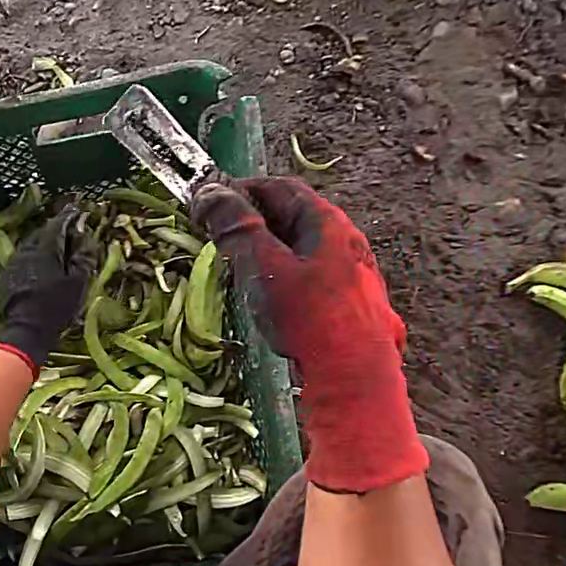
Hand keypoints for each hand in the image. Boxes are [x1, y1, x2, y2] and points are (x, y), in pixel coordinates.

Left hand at [0, 206, 96, 370]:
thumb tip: (85, 235)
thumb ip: (83, 256)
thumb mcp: (78, 282)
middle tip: (69, 229)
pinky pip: (24, 256)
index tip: (78, 211)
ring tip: (56, 245)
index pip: (58, 225)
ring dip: (44, 241)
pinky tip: (41, 263)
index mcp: (45, 249)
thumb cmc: (57, 306)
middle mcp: (27, 250)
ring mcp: (15, 262)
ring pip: (31, 243)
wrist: (27, 329)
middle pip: (43, 232)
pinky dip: (35, 255)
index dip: (69, 216)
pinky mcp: (8, 274)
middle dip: (56, 228)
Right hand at [191, 178, 425, 492]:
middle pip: (293, 216)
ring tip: (241, 267)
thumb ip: (236, 228)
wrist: (356, 378)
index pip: (279, 188)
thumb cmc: (310, 318)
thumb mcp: (264, 268)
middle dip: (253, 221)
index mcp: (326, 222)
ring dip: (270, 249)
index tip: (211, 203)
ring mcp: (353, 271)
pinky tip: (274, 296)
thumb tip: (209, 192)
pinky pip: (314, 275)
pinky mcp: (353, 301)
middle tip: (220, 236)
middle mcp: (345, 239)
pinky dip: (287, 274)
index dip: (241, 190)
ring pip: (303, 248)